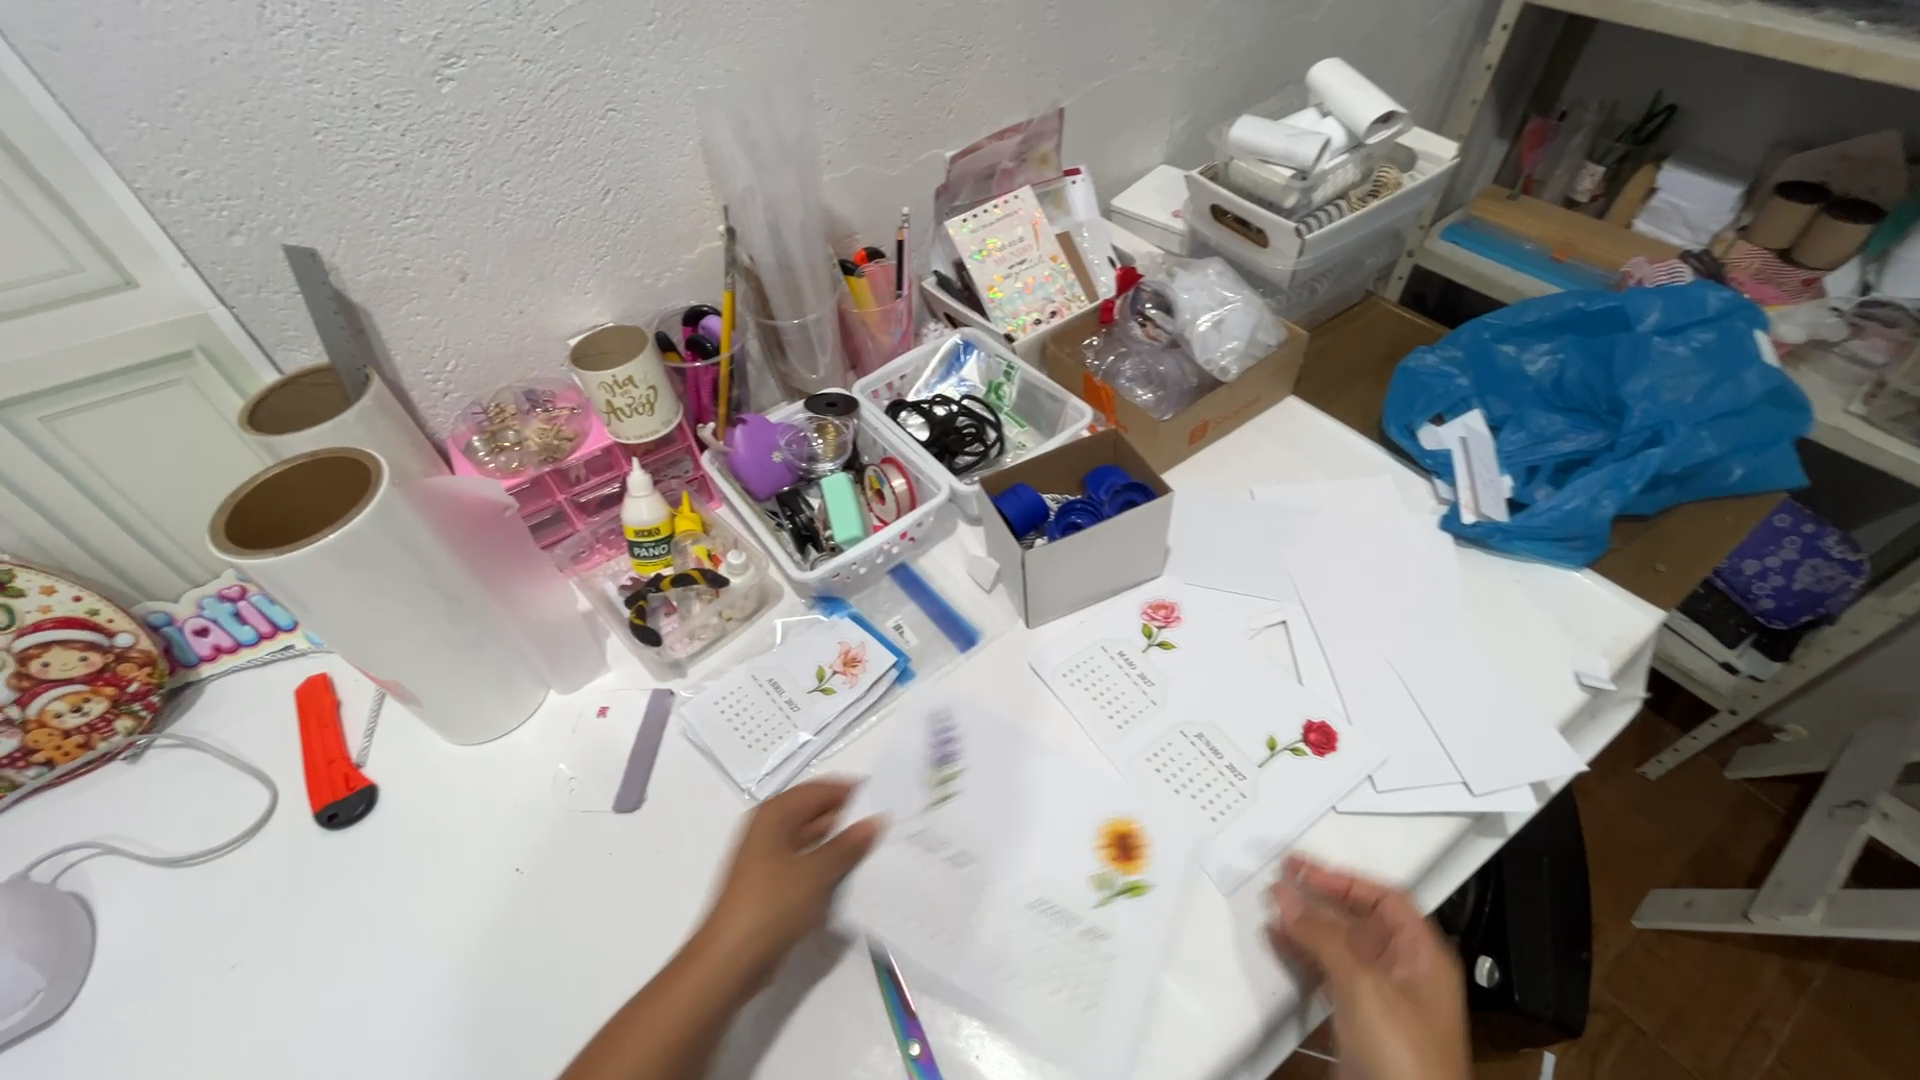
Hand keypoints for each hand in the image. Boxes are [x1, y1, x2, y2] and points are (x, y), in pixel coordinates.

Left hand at [700, 779, 883, 985]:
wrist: (730, 961)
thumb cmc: (772, 906)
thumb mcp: (816, 872)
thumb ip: (848, 844)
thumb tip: (875, 820)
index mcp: (775, 813)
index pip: (822, 789)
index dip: (853, 793)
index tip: (887, 801)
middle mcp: (771, 828)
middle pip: (818, 813)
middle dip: (851, 821)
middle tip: (890, 829)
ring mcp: (772, 858)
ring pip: (816, 840)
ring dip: (843, 846)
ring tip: (881, 852)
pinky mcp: (775, 884)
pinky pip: (810, 864)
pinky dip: (830, 866)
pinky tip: (856, 877)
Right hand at [1266, 856, 1469, 1079]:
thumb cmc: (1405, 1055)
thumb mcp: (1364, 984)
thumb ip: (1323, 935)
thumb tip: (1287, 897)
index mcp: (1422, 955)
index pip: (1385, 899)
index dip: (1346, 880)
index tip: (1305, 869)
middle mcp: (1403, 970)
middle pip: (1358, 919)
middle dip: (1319, 898)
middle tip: (1282, 879)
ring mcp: (1380, 996)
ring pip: (1338, 945)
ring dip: (1305, 924)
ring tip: (1272, 906)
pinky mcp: (1358, 1019)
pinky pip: (1327, 972)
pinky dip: (1302, 954)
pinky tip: (1278, 942)